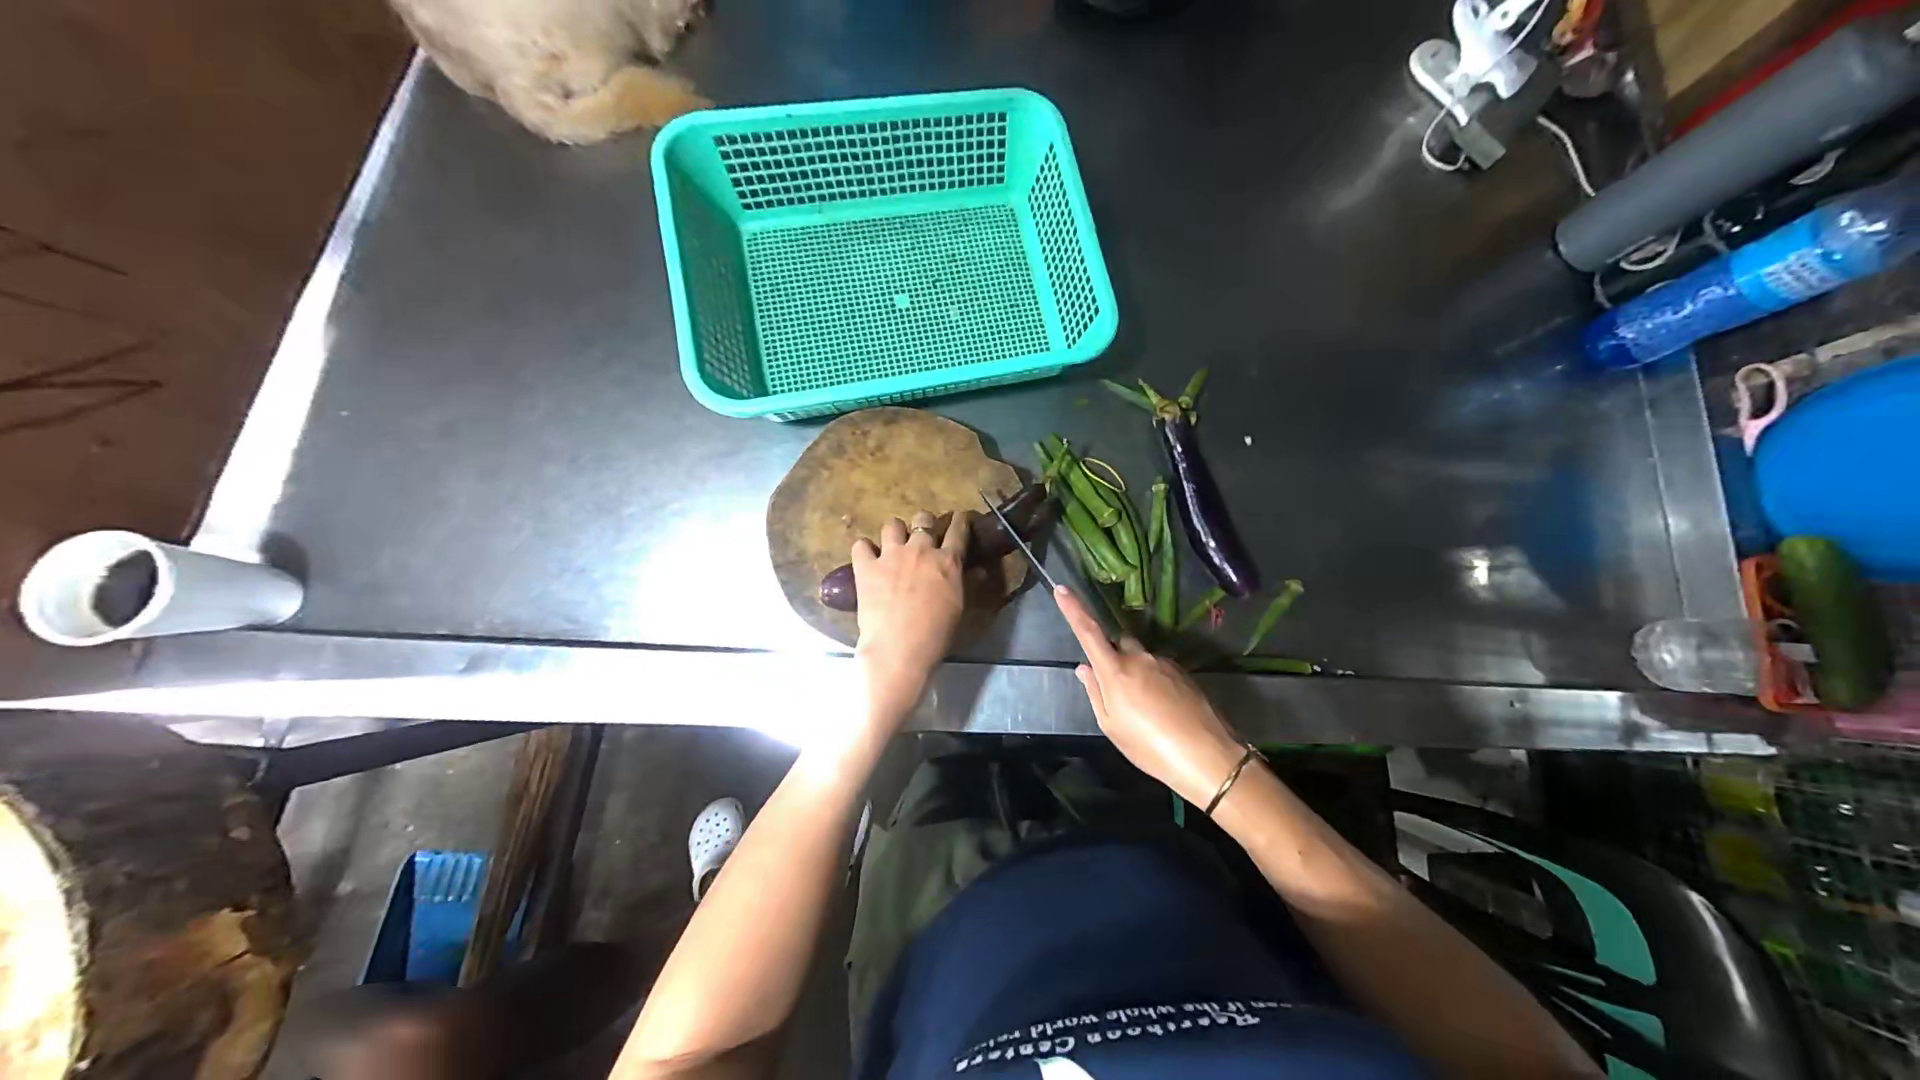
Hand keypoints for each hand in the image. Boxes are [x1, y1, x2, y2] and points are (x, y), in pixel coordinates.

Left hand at [850, 510, 969, 727]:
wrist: (899, 649)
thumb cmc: (936, 634)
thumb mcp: (958, 607)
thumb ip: (967, 583)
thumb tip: (979, 570)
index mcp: (947, 561)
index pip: (958, 530)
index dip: (960, 521)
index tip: (959, 518)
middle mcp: (920, 550)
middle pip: (923, 519)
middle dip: (924, 523)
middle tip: (922, 537)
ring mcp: (891, 555)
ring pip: (892, 525)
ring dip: (895, 533)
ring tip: (894, 545)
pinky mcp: (866, 567)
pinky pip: (861, 545)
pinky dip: (865, 550)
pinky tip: (868, 559)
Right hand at [1056, 586, 1246, 805]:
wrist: (1207, 756)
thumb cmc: (1150, 747)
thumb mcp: (1112, 726)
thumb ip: (1095, 693)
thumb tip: (1085, 668)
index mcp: (1115, 671)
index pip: (1088, 631)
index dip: (1073, 609)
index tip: (1061, 589)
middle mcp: (1139, 658)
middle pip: (1119, 643)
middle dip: (1114, 656)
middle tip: (1117, 691)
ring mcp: (1165, 663)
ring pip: (1141, 658)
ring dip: (1137, 674)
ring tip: (1146, 711)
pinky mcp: (1184, 672)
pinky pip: (1160, 668)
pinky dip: (1155, 682)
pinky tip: (1164, 710)